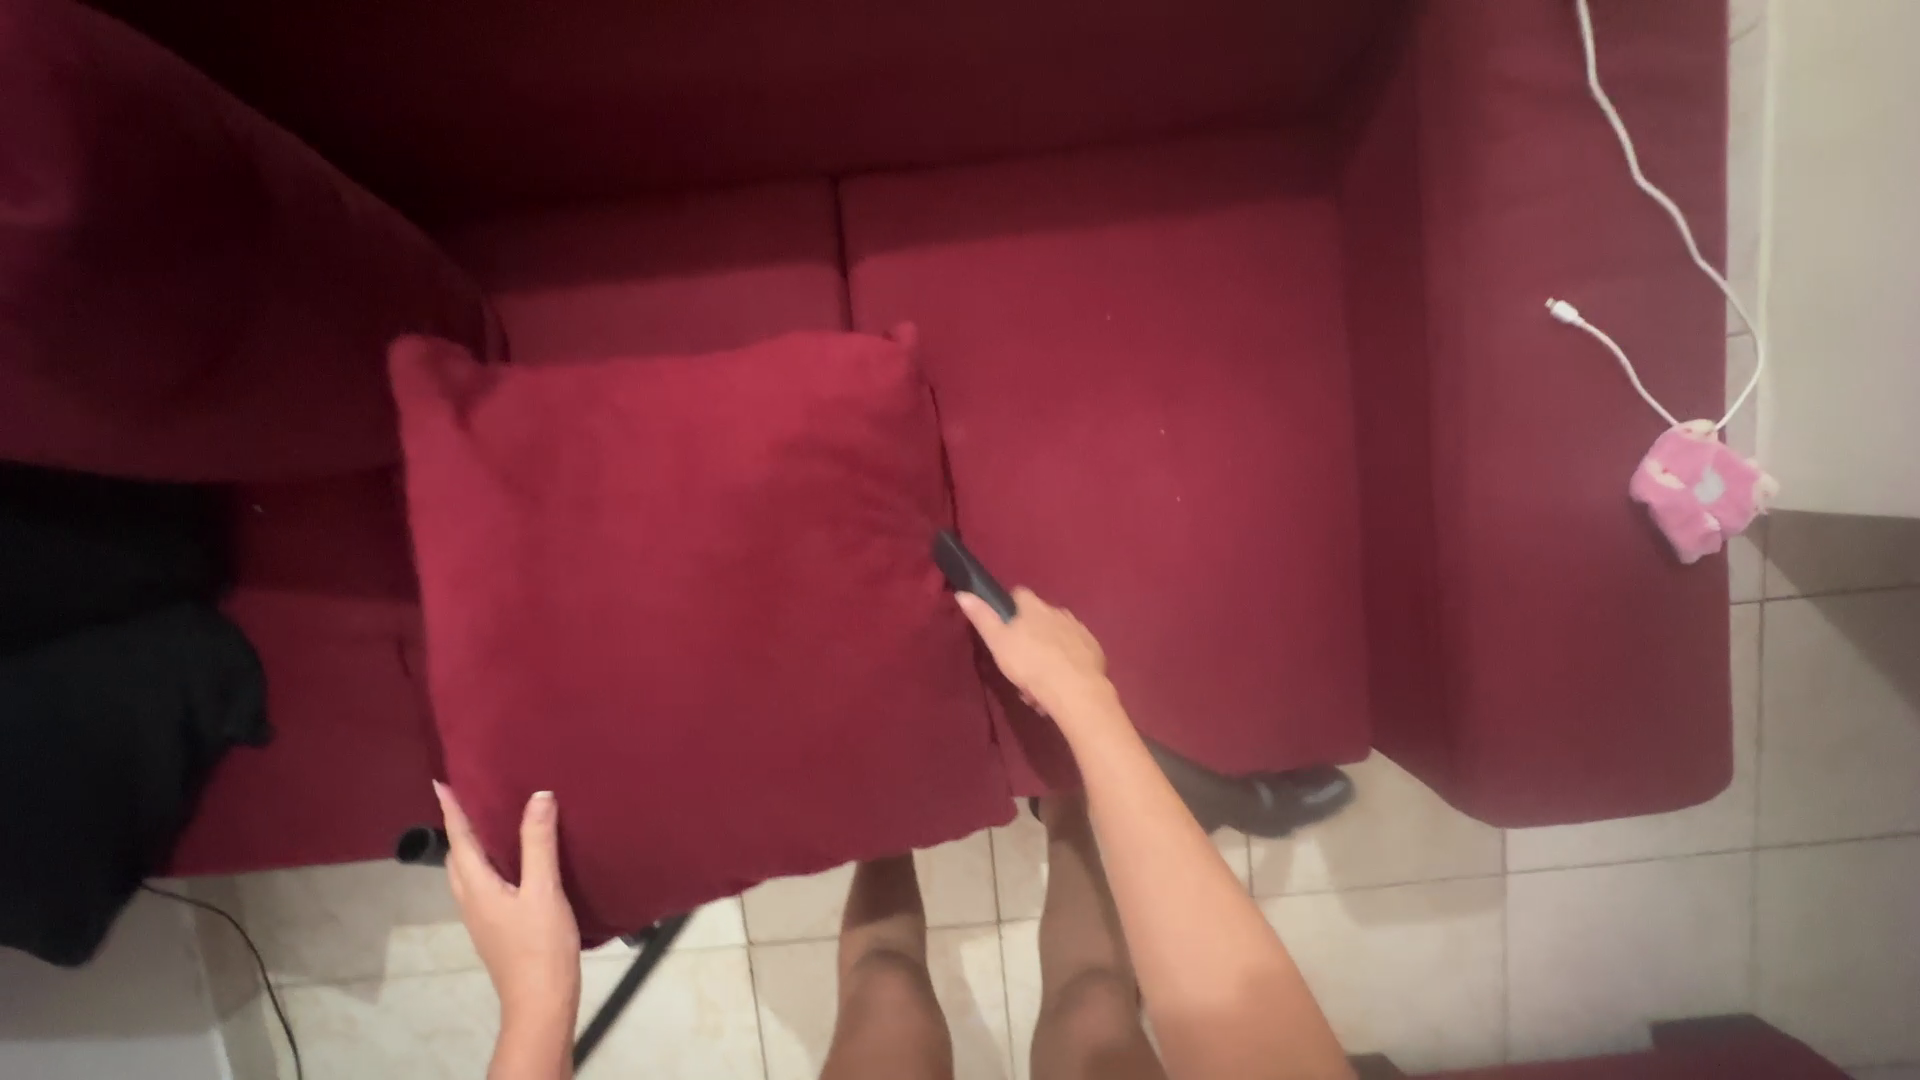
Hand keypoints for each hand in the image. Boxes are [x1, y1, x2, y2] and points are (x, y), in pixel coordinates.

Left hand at [434, 782, 581, 1031]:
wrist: (541, 998)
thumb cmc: (540, 943)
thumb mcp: (544, 889)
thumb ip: (538, 843)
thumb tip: (538, 796)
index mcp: (478, 887)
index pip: (459, 840)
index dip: (452, 810)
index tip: (440, 783)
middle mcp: (472, 899)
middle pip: (458, 856)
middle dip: (460, 826)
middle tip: (472, 795)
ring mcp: (483, 915)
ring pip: (471, 871)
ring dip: (475, 843)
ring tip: (494, 819)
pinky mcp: (498, 924)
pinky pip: (486, 881)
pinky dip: (492, 860)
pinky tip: (516, 858)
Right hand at [955, 587, 1115, 722]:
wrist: (1075, 691)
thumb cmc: (1030, 665)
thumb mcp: (998, 642)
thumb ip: (982, 617)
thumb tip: (963, 593)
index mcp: (1033, 607)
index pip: (1019, 594)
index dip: (1010, 607)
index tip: (1004, 626)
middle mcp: (1058, 611)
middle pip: (1040, 616)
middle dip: (1031, 633)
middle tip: (1020, 660)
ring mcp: (1078, 629)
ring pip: (1058, 634)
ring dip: (1049, 648)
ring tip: (1040, 677)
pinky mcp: (1094, 649)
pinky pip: (1075, 650)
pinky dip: (1067, 659)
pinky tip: (1060, 680)